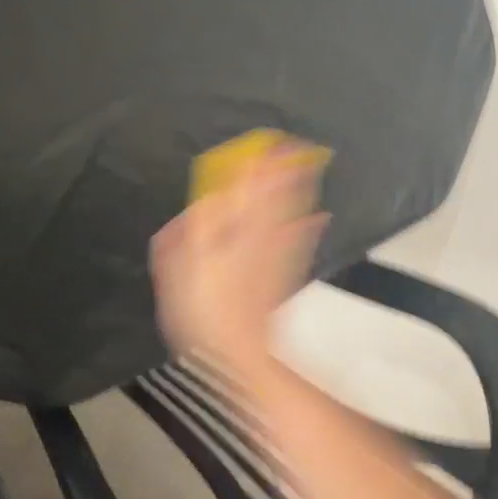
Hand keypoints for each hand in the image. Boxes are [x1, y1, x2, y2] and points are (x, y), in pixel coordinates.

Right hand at [150, 141, 329, 379]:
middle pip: (271, 198)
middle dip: (281, 173)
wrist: (241, 353)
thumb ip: (190, 230)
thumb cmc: (204, 312)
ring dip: (297, 191)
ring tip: (306, 169)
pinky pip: (298, 243)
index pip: (243, 190)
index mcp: (230, 234)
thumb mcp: (179, 268)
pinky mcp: (282, 276)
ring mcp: (274, 258)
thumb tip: (205, 203)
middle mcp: (256, 239)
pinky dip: (307, 227)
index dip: (254, 167)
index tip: (265, 145)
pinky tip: (318, 218)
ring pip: (289, 214)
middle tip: (294, 148)